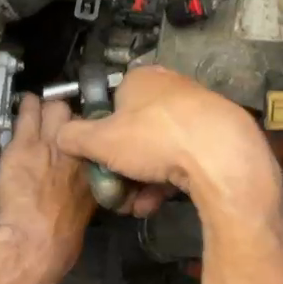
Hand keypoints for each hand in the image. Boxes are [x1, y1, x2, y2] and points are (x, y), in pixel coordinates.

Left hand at [0, 94, 96, 283]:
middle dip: (71, 120)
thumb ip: (85, 197)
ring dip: (49, 110)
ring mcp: (52, 145)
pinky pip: (28, 115)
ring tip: (42, 111)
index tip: (81, 139)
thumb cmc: (59, 240)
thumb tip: (80, 194)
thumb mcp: (84, 216)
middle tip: (59, 125)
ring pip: (57, 109)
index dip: (87, 137)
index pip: (97, 140)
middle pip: (80, 118)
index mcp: (96, 172)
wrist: (34, 239)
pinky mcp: (25, 145)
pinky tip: (25, 103)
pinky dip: (27, 107)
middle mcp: (78, 153)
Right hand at [54, 67, 280, 214]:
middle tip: (115, 190)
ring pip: (156, 151)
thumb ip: (73, 137)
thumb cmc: (154, 138)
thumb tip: (61, 136)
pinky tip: (156, 203)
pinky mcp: (216, 138)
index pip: (109, 104)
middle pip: (132, 133)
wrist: (221, 157)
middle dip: (121, 167)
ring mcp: (196, 113)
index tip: (97, 160)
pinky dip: (166, 182)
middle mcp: (169, 89)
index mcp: (140, 79)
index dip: (99, 136)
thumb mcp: (99, 140)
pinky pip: (180, 160)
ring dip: (140, 181)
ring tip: (136, 204)